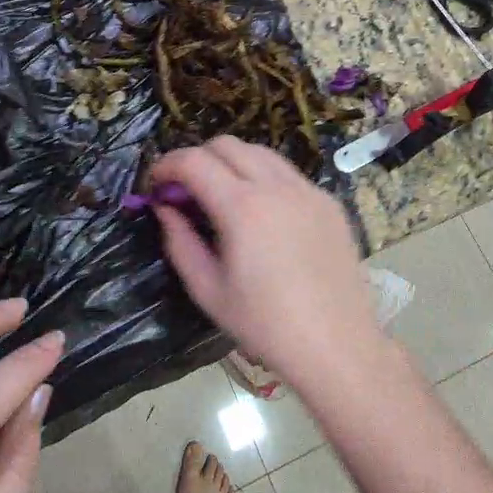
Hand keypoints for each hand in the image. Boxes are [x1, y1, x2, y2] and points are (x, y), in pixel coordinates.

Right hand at [150, 136, 384, 385]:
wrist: (337, 347)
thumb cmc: (266, 325)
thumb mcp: (208, 290)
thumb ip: (179, 242)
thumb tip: (164, 208)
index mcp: (242, 208)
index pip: (193, 161)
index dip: (166, 165)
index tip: (155, 184)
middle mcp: (276, 186)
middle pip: (226, 144)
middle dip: (197, 158)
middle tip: (185, 190)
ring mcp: (307, 190)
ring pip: (259, 152)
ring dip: (231, 162)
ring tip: (222, 196)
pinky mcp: (328, 202)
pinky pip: (287, 173)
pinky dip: (264, 178)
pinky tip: (262, 213)